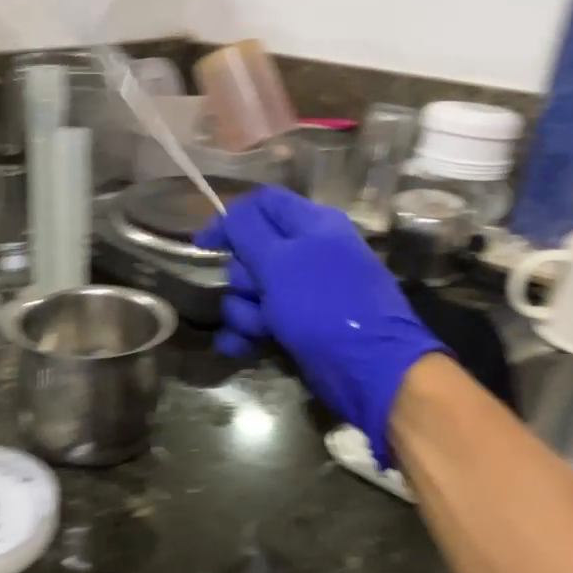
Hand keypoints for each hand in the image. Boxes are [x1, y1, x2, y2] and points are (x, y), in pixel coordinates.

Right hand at [197, 186, 445, 464]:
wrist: (369, 368)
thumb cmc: (323, 305)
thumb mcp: (279, 261)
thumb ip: (247, 230)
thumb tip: (227, 212)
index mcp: (312, 224)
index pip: (263, 203)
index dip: (230, 219)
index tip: (203, 244)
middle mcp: (309, 253)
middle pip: (252, 250)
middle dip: (241, 276)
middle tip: (253, 292)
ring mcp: (305, 292)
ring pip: (253, 290)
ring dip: (243, 310)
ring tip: (259, 328)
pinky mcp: (301, 325)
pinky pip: (261, 320)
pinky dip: (247, 332)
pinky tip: (237, 346)